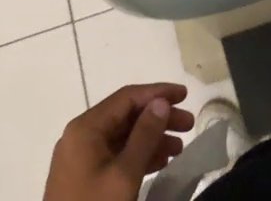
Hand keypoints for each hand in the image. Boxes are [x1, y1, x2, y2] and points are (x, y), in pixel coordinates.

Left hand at [43, 83, 195, 200]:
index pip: (126, 98)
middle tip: (189, 124)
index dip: (157, 93)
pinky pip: (116, 156)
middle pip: (126, 116)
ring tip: (180, 147)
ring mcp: (81, 158)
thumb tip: (161, 102)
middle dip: (158, 117)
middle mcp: (81, 136)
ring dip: (152, 138)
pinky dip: (139, 155)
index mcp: (86, 127)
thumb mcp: (124, 174)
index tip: (185, 95)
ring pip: (123, 137)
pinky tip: (161, 162)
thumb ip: (145, 136)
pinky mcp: (85, 177)